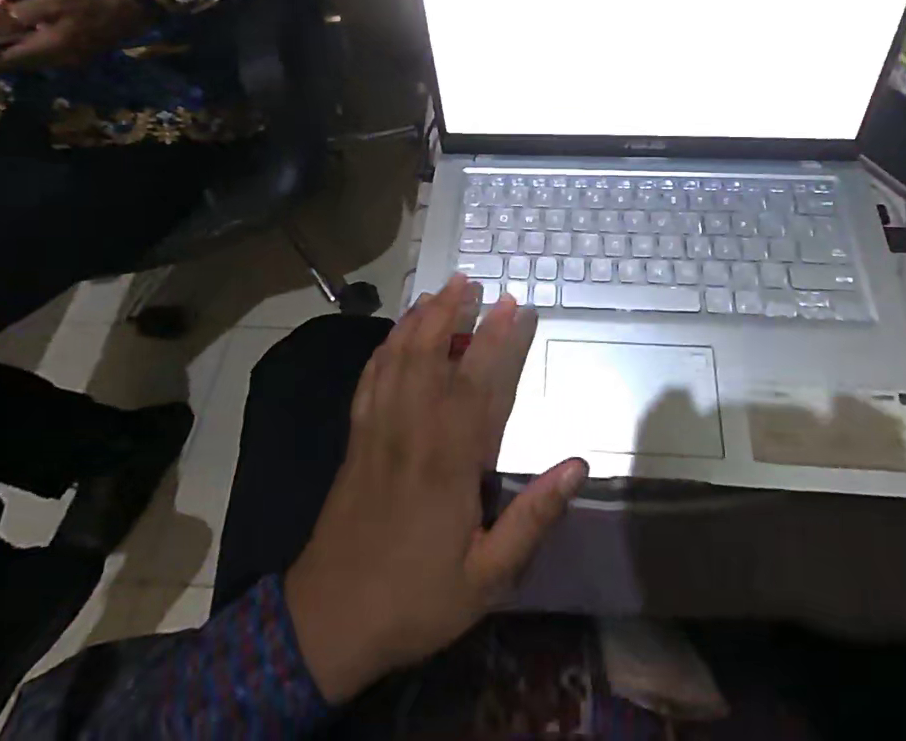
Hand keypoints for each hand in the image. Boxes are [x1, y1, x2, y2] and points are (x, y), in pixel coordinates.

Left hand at [0, 0, 153, 71]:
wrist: (139, 3)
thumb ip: (21, 12)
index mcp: (47, 49)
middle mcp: (56, 59)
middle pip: (10, 65)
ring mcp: (70, 55)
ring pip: (25, 59)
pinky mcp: (78, 47)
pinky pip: (39, 51)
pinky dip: (17, 49)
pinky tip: (8, 41)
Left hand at [284, 276, 587, 702]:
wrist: (328, 623)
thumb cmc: (415, 599)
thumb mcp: (488, 577)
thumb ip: (533, 519)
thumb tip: (578, 466)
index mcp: (446, 462)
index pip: (476, 384)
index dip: (496, 340)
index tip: (513, 306)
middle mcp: (409, 435)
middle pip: (428, 357)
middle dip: (450, 313)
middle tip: (470, 280)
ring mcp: (375, 435)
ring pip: (394, 362)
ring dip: (416, 322)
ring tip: (436, 292)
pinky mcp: (354, 443)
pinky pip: (368, 383)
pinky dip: (382, 351)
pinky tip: (393, 336)